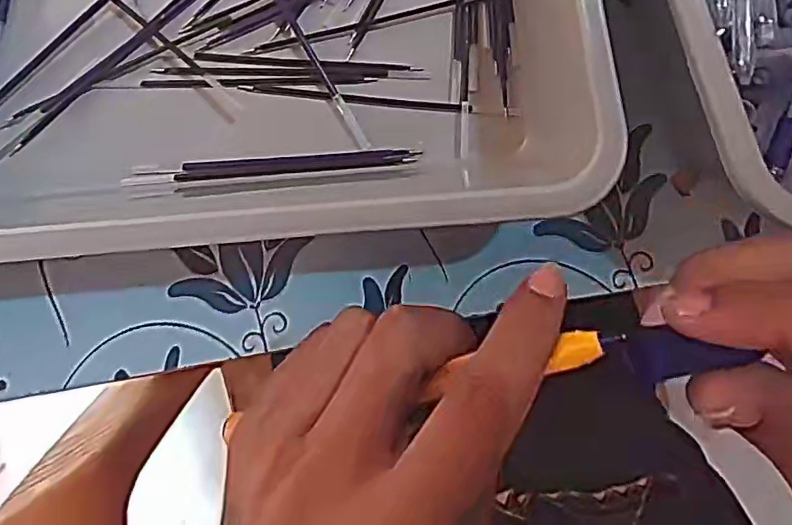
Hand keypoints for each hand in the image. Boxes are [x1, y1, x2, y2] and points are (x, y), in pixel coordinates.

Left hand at [224, 265, 567, 523]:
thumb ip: (475, 464)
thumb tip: (491, 375)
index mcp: (392, 522)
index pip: (476, 404)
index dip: (521, 335)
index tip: (543, 290)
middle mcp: (325, 477)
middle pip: (403, 338)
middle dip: (444, 335)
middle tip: (453, 368)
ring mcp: (275, 447)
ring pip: (352, 326)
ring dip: (388, 342)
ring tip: (395, 386)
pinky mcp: (248, 431)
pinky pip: (309, 345)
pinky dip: (342, 354)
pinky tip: (351, 393)